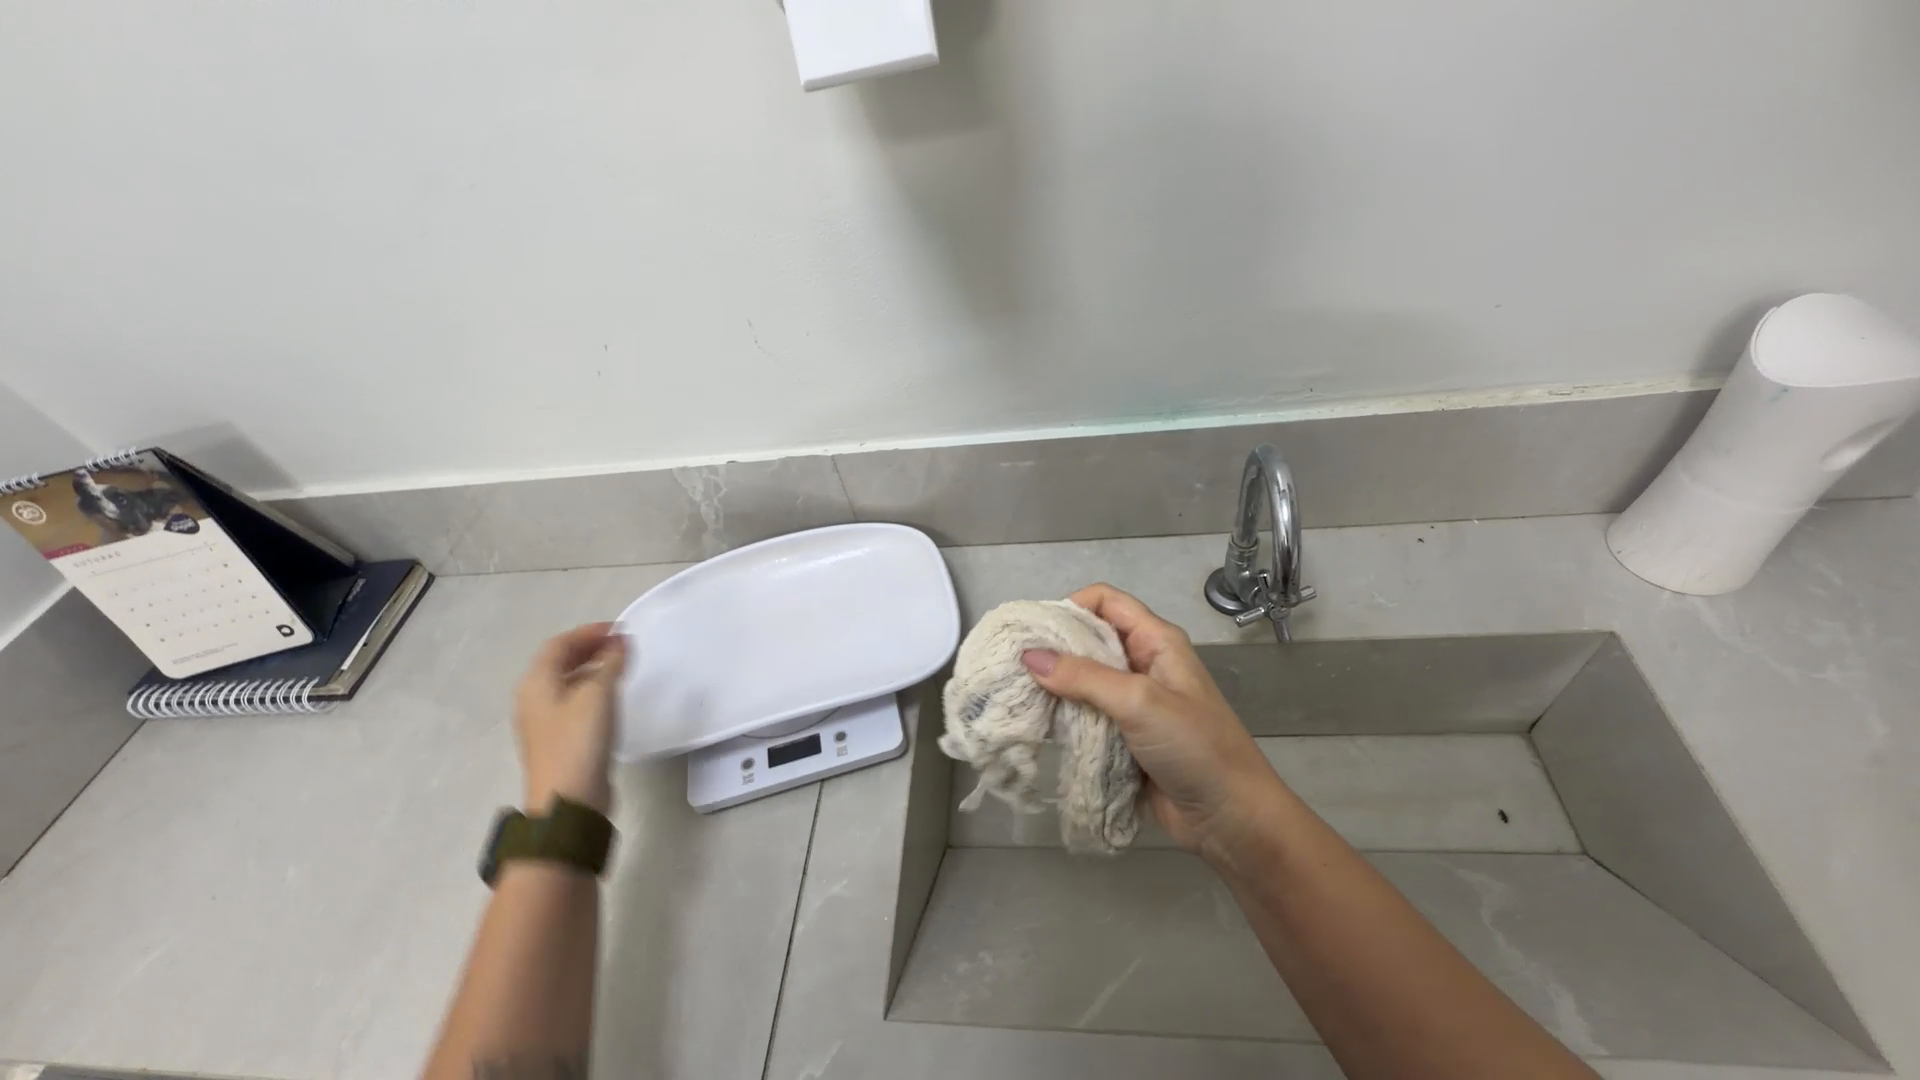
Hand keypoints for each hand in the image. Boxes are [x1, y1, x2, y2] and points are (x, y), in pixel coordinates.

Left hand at [514, 623, 627, 815]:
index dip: (590, 632)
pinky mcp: (557, 739)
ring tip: (622, 666)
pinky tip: (611, 697)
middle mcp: (533, 698)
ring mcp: (543, 721)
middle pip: (560, 661)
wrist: (568, 800)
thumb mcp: (599, 694)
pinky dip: (592, 689)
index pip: (560, 644)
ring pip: (567, 682)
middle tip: (623, 646)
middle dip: (591, 648)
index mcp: (536, 682)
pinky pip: (573, 701)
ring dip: (593, 668)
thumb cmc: (579, 740)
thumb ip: (611, 663)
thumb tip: (620, 643)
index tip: (621, 631)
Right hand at [1021, 584, 1285, 862]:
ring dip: (1056, 687)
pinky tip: (1039, 724)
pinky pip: (1088, 716)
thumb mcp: (1139, 702)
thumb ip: (1084, 677)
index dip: (1070, 607)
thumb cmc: (1194, 746)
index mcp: (1156, 641)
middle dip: (1054, 649)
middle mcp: (1143, 664)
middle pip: (1090, 640)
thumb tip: (1029, 656)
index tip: (1034, 631)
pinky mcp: (1125, 736)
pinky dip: (1065, 717)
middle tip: (1013, 665)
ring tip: (1018, 695)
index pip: (1106, 601)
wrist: (1230, 816)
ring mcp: (1135, 702)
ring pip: (1085, 681)